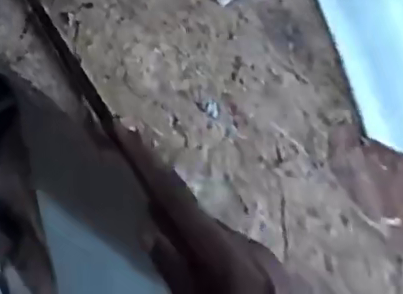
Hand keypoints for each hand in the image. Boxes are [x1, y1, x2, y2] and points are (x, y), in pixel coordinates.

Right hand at [114, 125, 309, 293]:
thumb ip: (176, 275)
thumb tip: (147, 229)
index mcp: (230, 257)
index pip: (178, 197)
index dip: (146, 160)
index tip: (122, 126)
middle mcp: (252, 248)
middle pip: (197, 216)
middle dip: (165, 204)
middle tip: (136, 190)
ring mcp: (271, 262)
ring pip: (216, 237)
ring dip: (190, 236)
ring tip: (167, 239)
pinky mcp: (280, 277)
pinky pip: (235, 254)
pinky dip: (211, 255)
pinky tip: (205, 273)